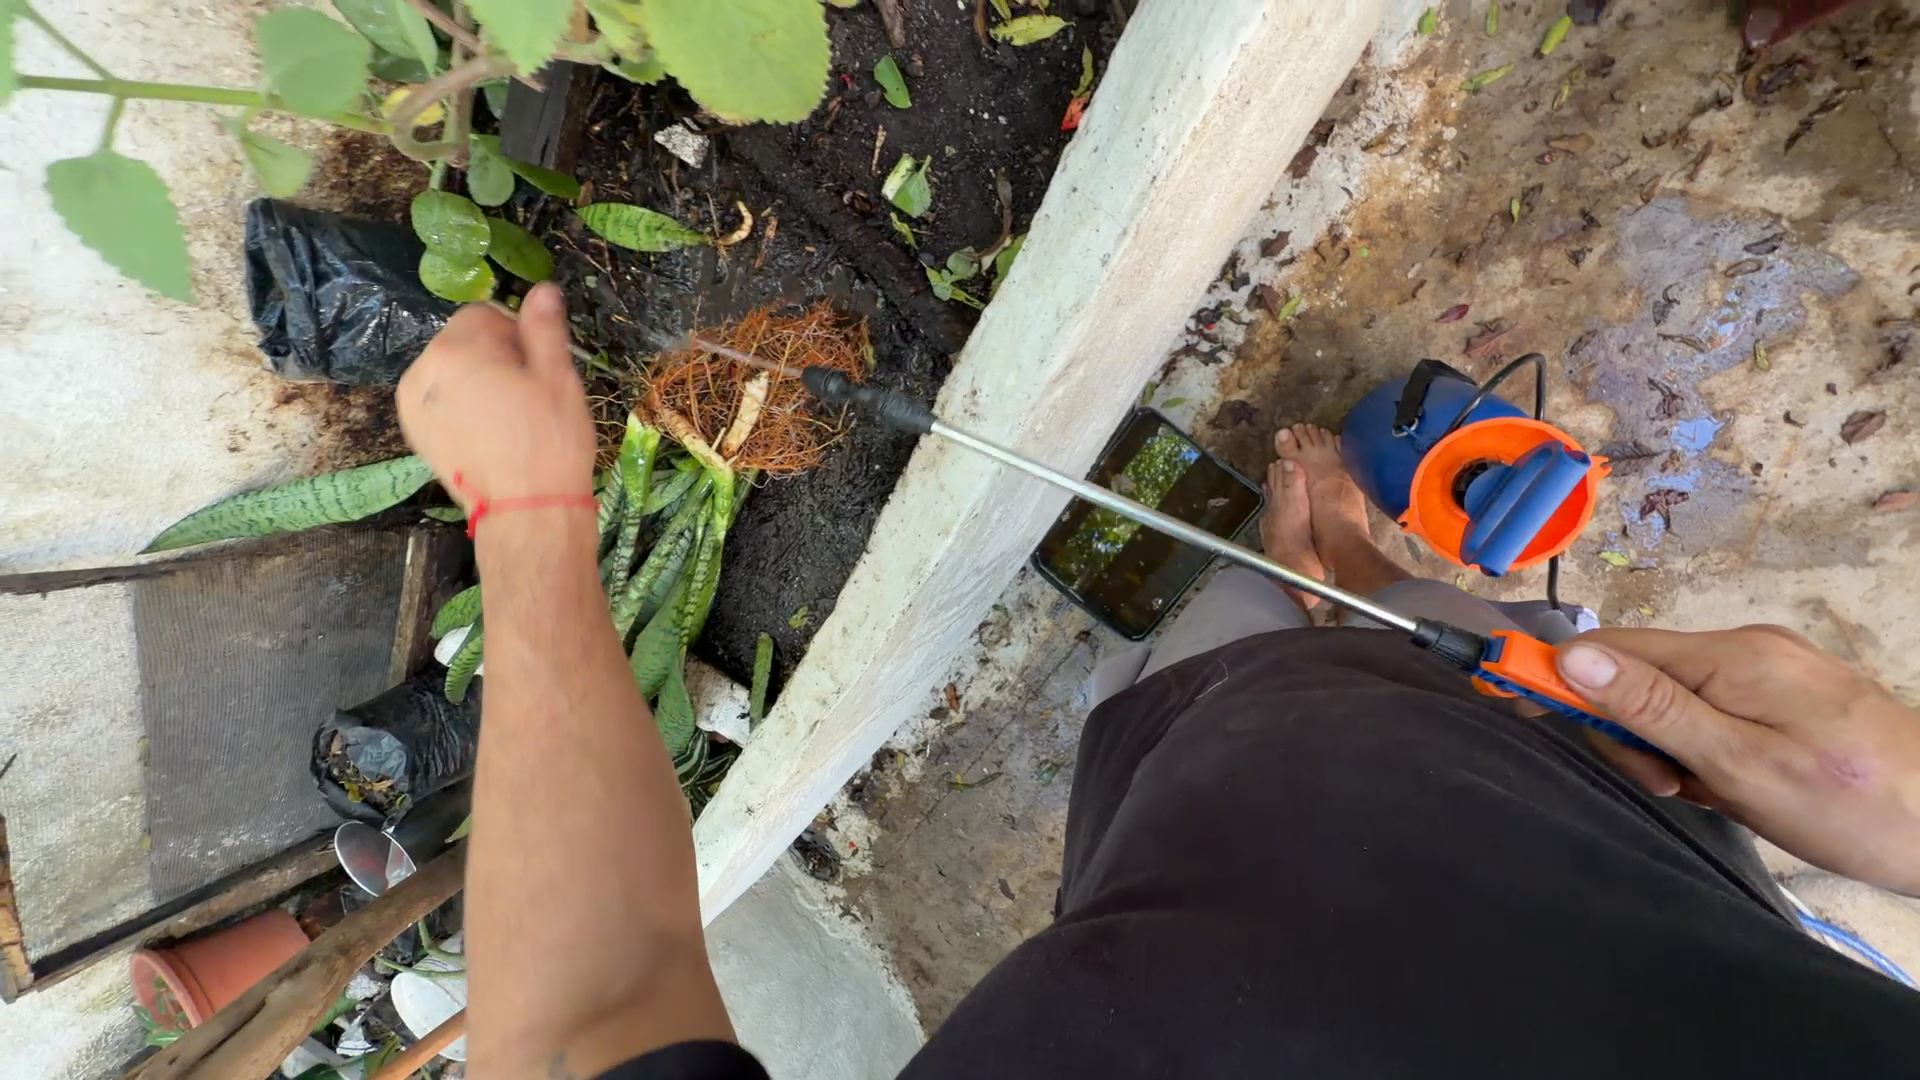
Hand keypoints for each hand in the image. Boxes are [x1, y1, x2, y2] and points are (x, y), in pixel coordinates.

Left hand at [396, 284, 595, 513]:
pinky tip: (493, 435)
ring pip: (452, 375)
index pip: (484, 314)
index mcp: (457, 349)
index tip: (542, 367)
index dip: (519, 334)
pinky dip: (465, 408)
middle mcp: (422, 370)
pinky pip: (442, 403)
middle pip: (464, 343)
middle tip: (532, 395)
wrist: (528, 509)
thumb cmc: (551, 441)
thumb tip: (543, 289)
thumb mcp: (559, 380)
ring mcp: (413, 405)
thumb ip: (545, 330)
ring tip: (513, 418)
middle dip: (497, 358)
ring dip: (480, 383)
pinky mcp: (416, 434)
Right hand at [1557, 626, 1919, 895]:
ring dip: (1663, 742)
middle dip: (1627, 728)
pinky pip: (1704, 705)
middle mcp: (1744, 647)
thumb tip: (1570, 656)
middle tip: (1662, 782)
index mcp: (1731, 655)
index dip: (1558, 675)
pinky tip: (1727, 776)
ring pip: (1666, 694)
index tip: (1522, 708)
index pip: (1607, 647)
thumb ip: (1651, 707)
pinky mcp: (1783, 691)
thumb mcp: (1741, 765)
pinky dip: (1697, 742)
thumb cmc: (1862, 808)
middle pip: (1634, 672)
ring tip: (1705, 788)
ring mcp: (1767, 667)